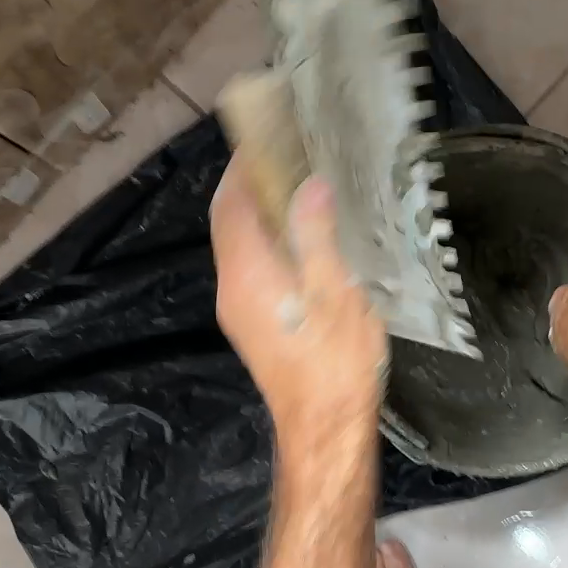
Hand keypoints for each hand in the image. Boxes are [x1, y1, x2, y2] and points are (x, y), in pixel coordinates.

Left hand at [211, 167, 386, 444]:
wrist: (323, 429)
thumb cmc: (335, 362)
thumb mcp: (337, 293)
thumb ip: (317, 236)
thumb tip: (308, 187)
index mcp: (248, 273)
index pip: (231, 204)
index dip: (244, 168)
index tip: (267, 138)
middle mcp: (232, 288)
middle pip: (230, 223)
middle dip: (251, 187)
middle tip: (288, 159)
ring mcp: (238, 311)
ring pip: (239, 247)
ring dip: (260, 215)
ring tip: (300, 192)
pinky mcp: (253, 327)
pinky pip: (251, 269)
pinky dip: (267, 243)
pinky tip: (302, 243)